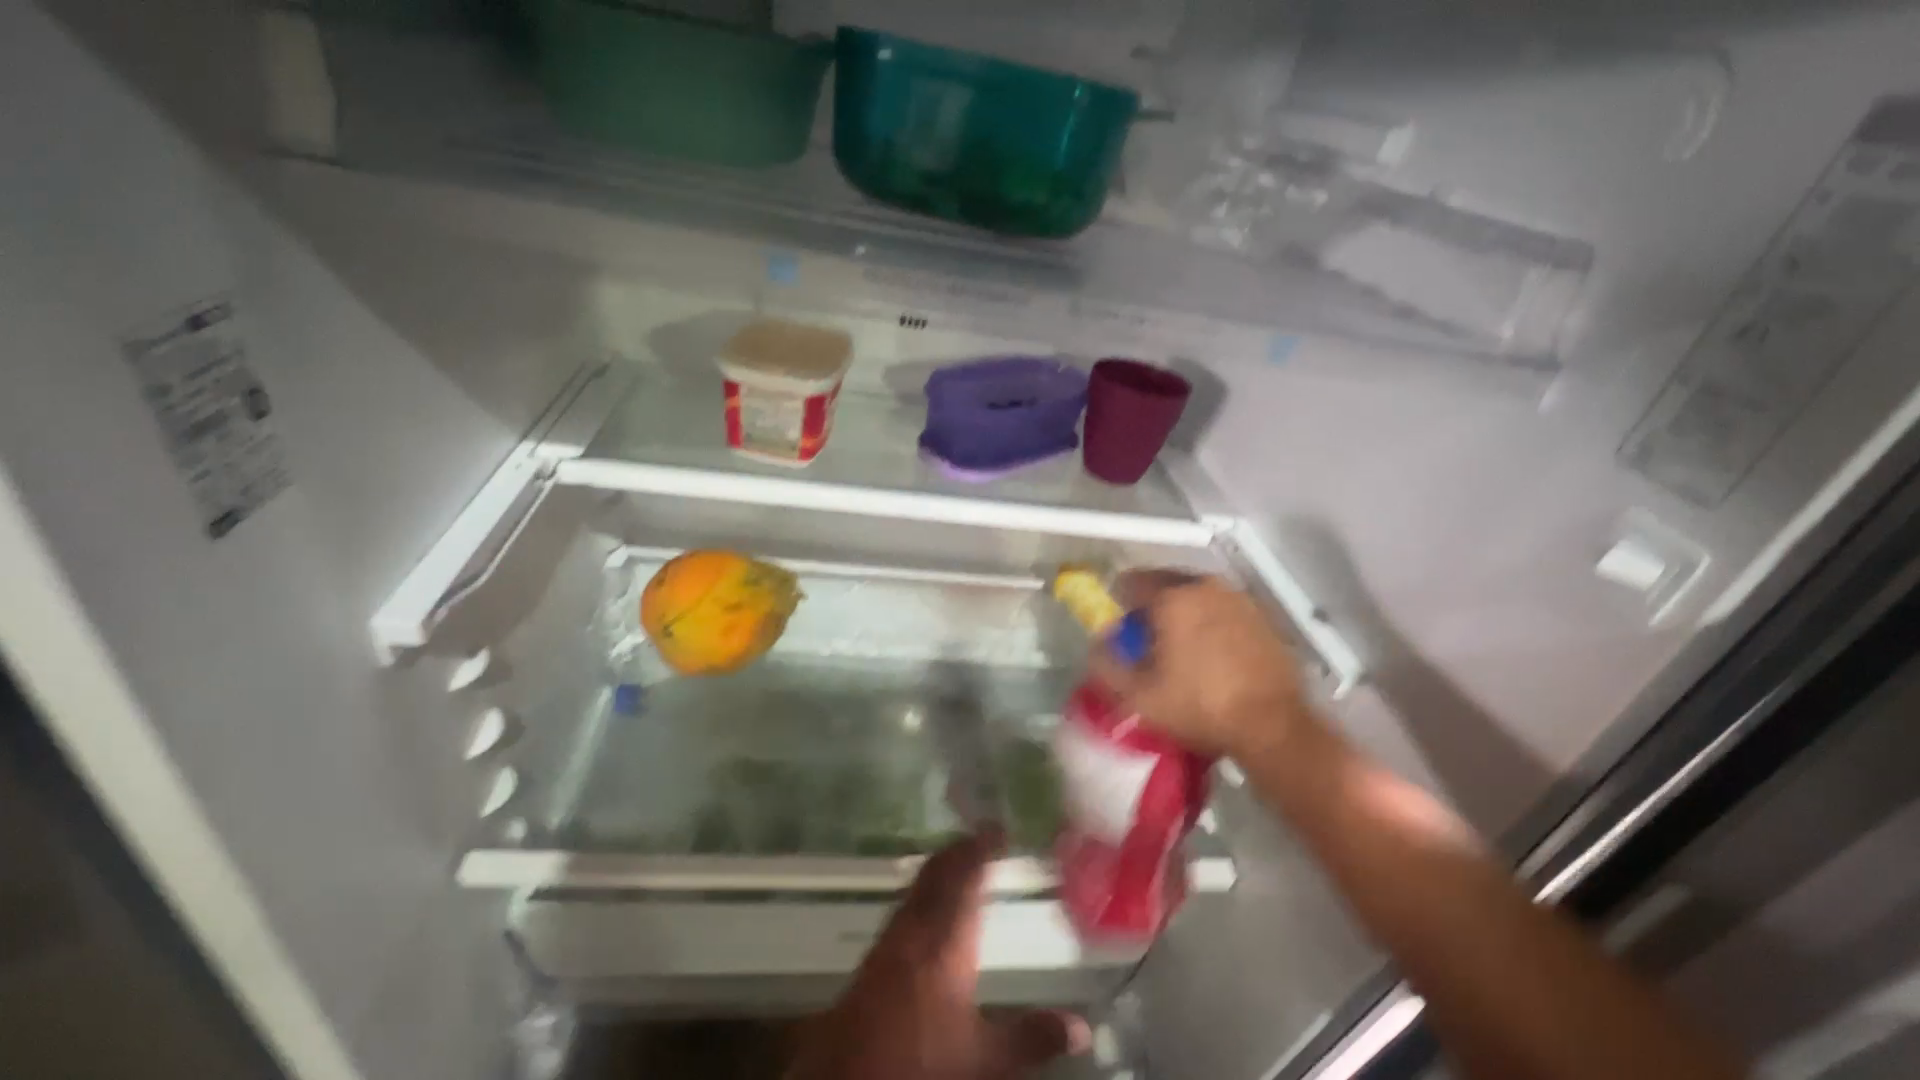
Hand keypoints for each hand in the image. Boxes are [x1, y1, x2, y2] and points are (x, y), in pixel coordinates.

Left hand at [788, 832, 1089, 1079]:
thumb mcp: (985, 1058)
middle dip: (957, 852)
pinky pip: (902, 910)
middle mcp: (913, 932)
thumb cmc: (919, 1062)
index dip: (981, 850)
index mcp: (946, 942)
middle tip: (979, 836)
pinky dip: (921, 895)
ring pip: (915, 891)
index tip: (997, 827)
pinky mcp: (871, 964)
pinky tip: (925, 912)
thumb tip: (1081, 1026)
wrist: (847, 1077)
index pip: (965, 880)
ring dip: (937, 871)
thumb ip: (1031, 1037)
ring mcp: (887, 946)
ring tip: (957, 862)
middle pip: (935, 876)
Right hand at [1092, 573, 1313, 759]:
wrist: (1272, 725)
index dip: (1119, 603)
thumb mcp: (1139, 696)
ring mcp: (1239, 600)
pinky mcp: (1263, 618)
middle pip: (1167, 584)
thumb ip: (1107, 665)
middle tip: (1146, 638)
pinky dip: (1212, 623)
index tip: (1119, 628)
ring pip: (1198, 596)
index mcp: (1173, 598)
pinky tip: (1212, 653)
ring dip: (1184, 612)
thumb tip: (1098, 643)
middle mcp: (1206, 587)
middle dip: (1152, 606)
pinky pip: (1224, 610)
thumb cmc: (1199, 707)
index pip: (1132, 582)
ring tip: (1180, 647)